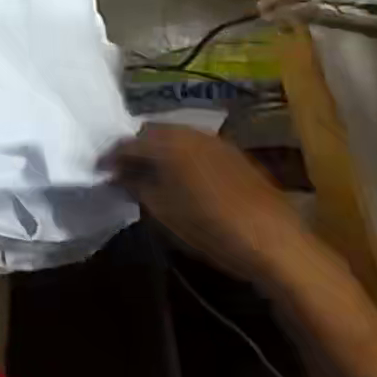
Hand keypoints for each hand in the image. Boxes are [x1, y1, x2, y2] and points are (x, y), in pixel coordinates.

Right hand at [105, 124, 310, 283]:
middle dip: (135, 149)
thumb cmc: (209, 226)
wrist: (277, 244)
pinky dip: (182, 157)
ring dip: (159, 151)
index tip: (99, 172)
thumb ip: (135, 185)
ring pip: (175, 138)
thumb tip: (118, 174)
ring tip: (152, 175)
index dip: (110, 158)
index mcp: (165, 142)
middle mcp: (188, 132)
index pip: (126, 143)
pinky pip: (195, 147)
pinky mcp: (234, 155)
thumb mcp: (161, 210)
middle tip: (124, 171)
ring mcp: (214, 141)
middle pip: (150, 133)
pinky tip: (182, 178)